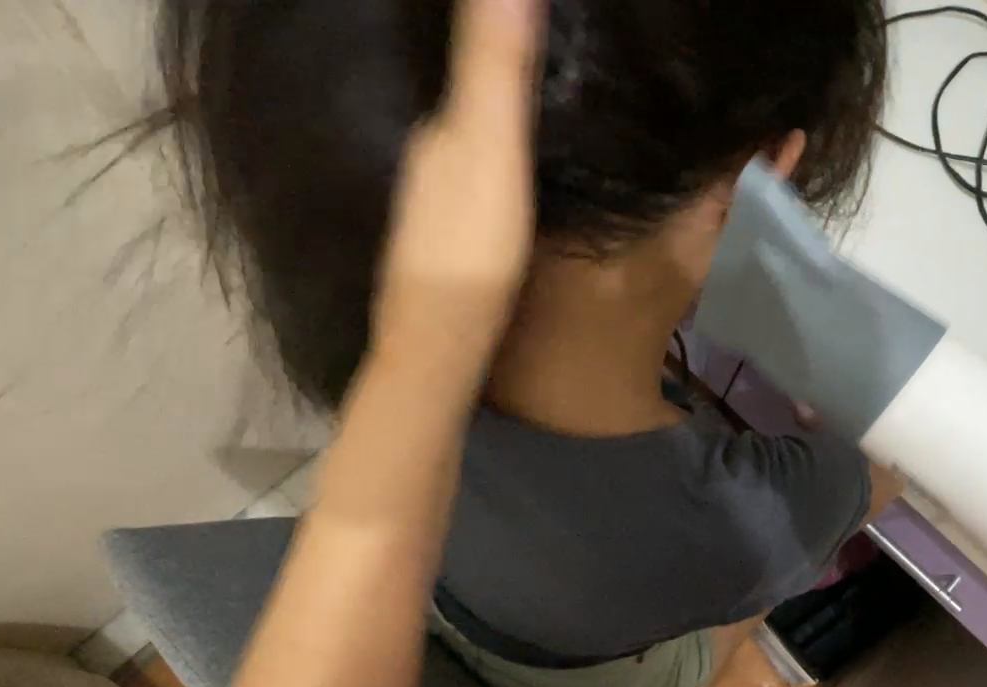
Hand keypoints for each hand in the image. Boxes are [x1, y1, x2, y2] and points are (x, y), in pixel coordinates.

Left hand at [372, 0, 545, 360]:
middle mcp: (426, 166)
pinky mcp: (446, 254)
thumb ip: (494, 70)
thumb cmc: (470, 253)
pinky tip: (521, 193)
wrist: (439, 349)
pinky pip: (476, 196)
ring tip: (548, 126)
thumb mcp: (490, 154)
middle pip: (468, 111)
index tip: (551, 35)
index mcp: (439, 135)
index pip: (470, 70)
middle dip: (502, 87)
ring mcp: (432, 214)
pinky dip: (498, 179)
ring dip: (500, 136)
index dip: (506, 45)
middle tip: (559, 76)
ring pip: (469, 156)